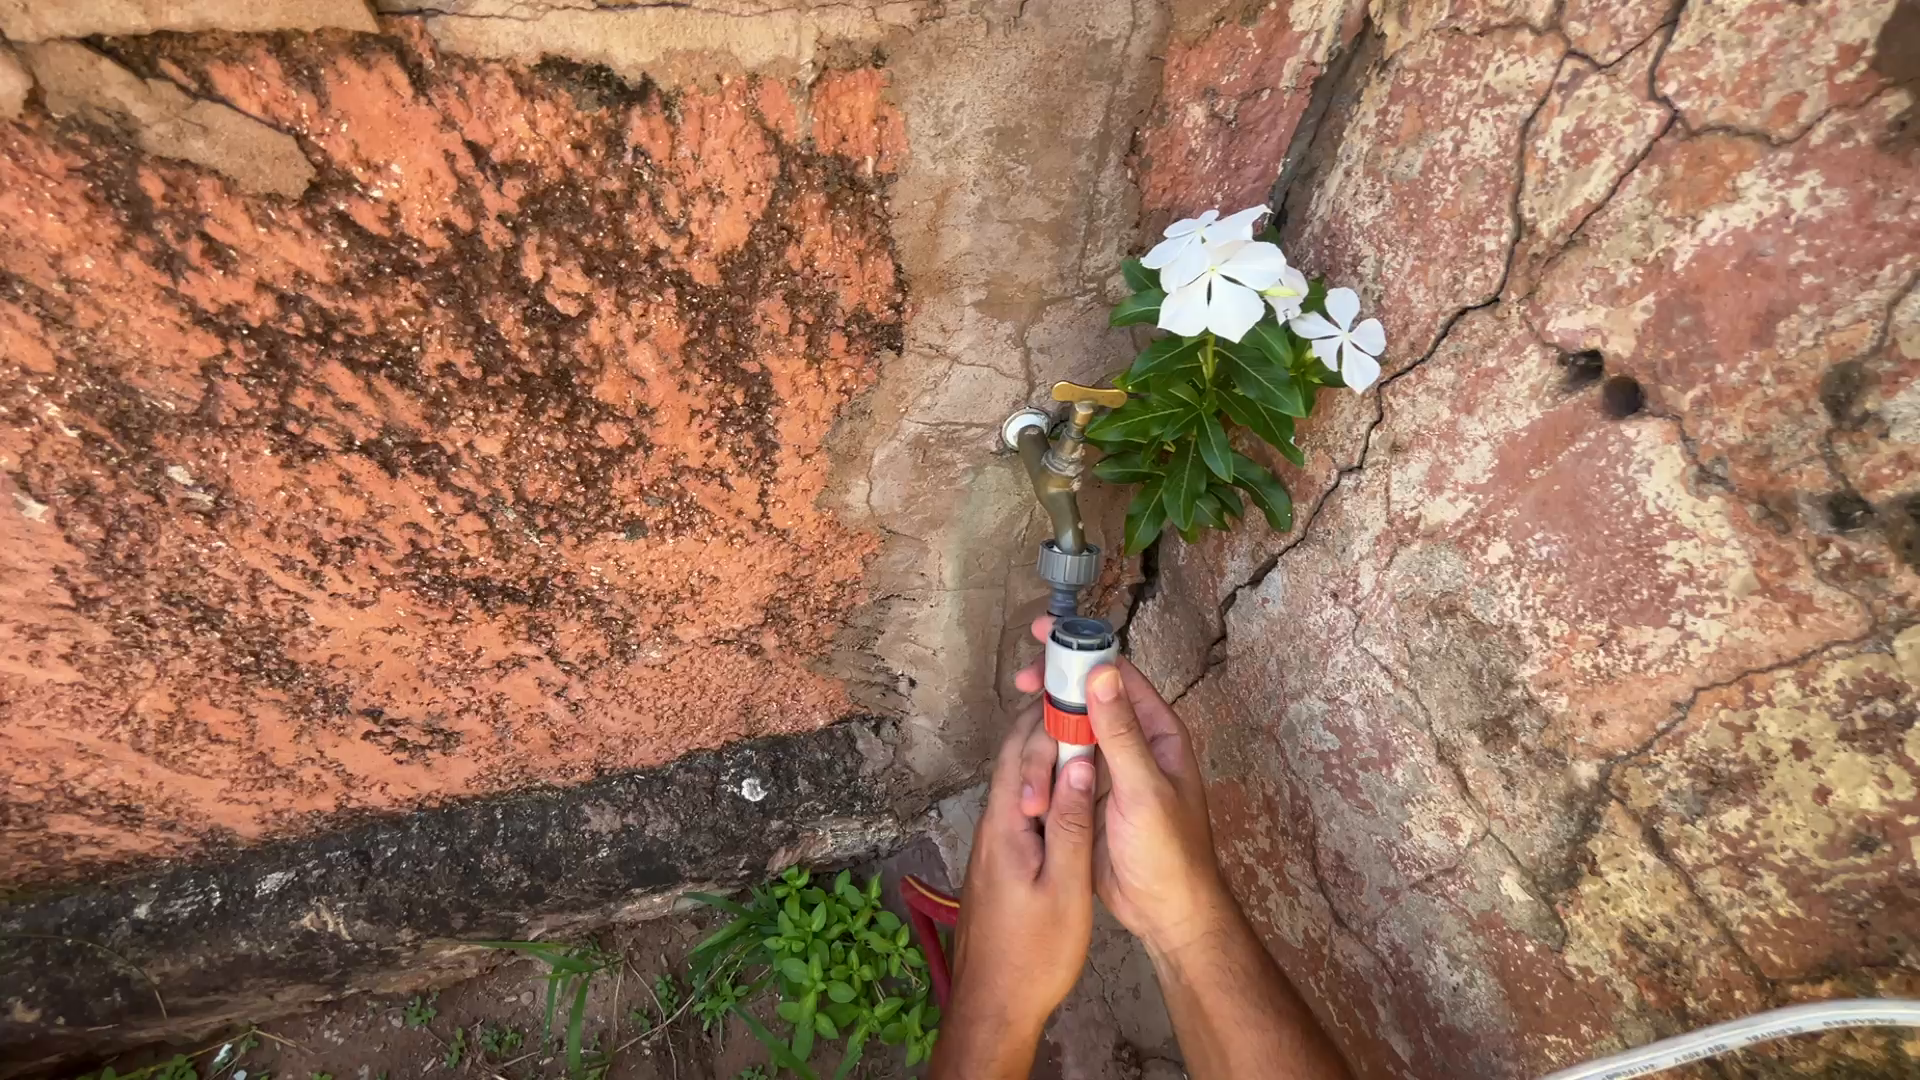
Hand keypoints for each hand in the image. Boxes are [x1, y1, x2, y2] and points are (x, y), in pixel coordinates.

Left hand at [933, 699, 1097, 1076]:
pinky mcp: (999, 858)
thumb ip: (1073, 823)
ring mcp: (992, 840)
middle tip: (1081, 706)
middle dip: (1042, 726)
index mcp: (1004, 822)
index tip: (1077, 698)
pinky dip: (1042, 784)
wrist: (993, 1004)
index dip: (1046, 718)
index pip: (1018, 750)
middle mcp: (990, 822)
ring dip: (1043, 754)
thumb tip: (1080, 762)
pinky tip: (1069, 792)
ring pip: (1013, 779)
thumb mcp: (1065, 888)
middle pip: (1011, 758)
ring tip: (1083, 739)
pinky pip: (1018, 804)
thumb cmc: (1034, 952)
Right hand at [1013, 616, 1231, 955]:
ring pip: (1065, 729)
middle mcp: (1130, 739)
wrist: (1164, 913)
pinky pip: (1056, 761)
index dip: (1081, 651)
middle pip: (1083, 696)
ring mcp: (1105, 764)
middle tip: (1020, 684)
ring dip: (1041, 735)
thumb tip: (1101, 671)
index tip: (1044, 638)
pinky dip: (1038, 760)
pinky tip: (1022, 768)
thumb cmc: (1169, 851)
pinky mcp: (1085, 789)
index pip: (1115, 674)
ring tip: (1027, 758)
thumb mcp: (1144, 789)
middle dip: (1051, 689)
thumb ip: (1121, 732)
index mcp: (1155, 730)